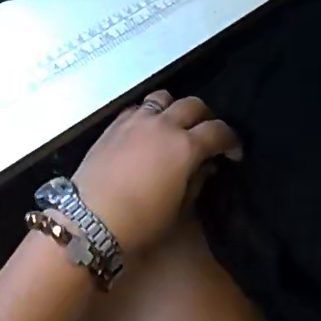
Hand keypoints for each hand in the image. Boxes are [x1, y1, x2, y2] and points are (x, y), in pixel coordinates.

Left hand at [70, 91, 241, 253]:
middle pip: (194, 105)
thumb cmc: (139, 222)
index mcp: (185, 146)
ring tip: (175, 125)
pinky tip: (147, 130)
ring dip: (176, 108)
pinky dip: (150, 113)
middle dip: (207, 117)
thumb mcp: (177, 209)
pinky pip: (139, 107)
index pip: (218, 131)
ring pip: (165, 98)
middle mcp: (164, 125)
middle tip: (207, 135)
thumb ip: (196, 181)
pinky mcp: (115, 124)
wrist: (87, 220)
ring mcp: (137, 120)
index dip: (231, 140)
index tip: (233, 153)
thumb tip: (205, 166)